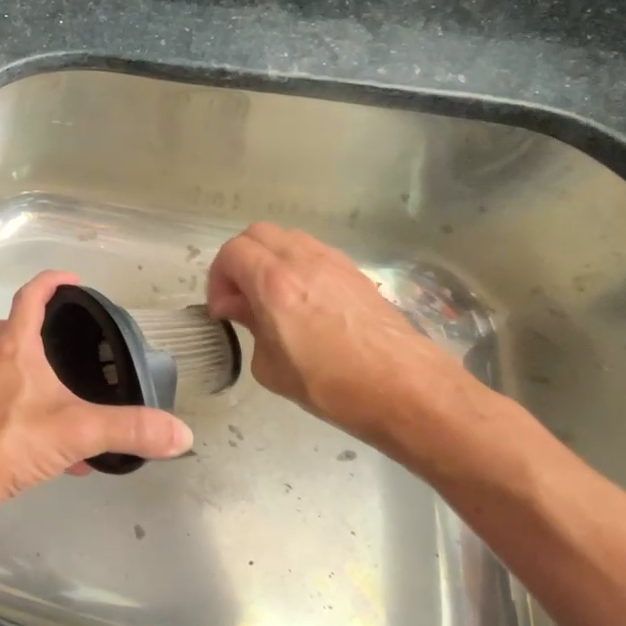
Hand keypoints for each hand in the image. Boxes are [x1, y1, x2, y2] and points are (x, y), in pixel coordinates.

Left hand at [0, 270, 193, 505]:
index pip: (29, 298)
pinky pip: (10, 411)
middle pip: (9, 329)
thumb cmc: (8, 437)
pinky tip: (65, 457)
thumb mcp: (78, 431)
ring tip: (73, 398)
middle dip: (35, 328)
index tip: (72, 279)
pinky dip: (36, 423)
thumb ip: (129, 429)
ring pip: (7, 371)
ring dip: (36, 378)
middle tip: (66, 340)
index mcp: (14, 348)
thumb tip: (181, 434)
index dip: (50, 282)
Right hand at [206, 223, 469, 446]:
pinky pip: (314, 252)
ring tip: (271, 295)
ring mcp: (334, 263)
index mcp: (273, 283)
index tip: (223, 310)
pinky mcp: (357, 274)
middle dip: (240, 261)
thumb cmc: (331, 386)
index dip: (218, 279)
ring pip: (287, 238)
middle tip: (240, 296)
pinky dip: (297, 265)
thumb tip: (244, 310)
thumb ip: (250, 328)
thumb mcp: (271, 367)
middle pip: (257, 235)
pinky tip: (303, 300)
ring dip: (269, 259)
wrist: (407, 391)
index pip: (231, 253)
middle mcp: (302, 262)